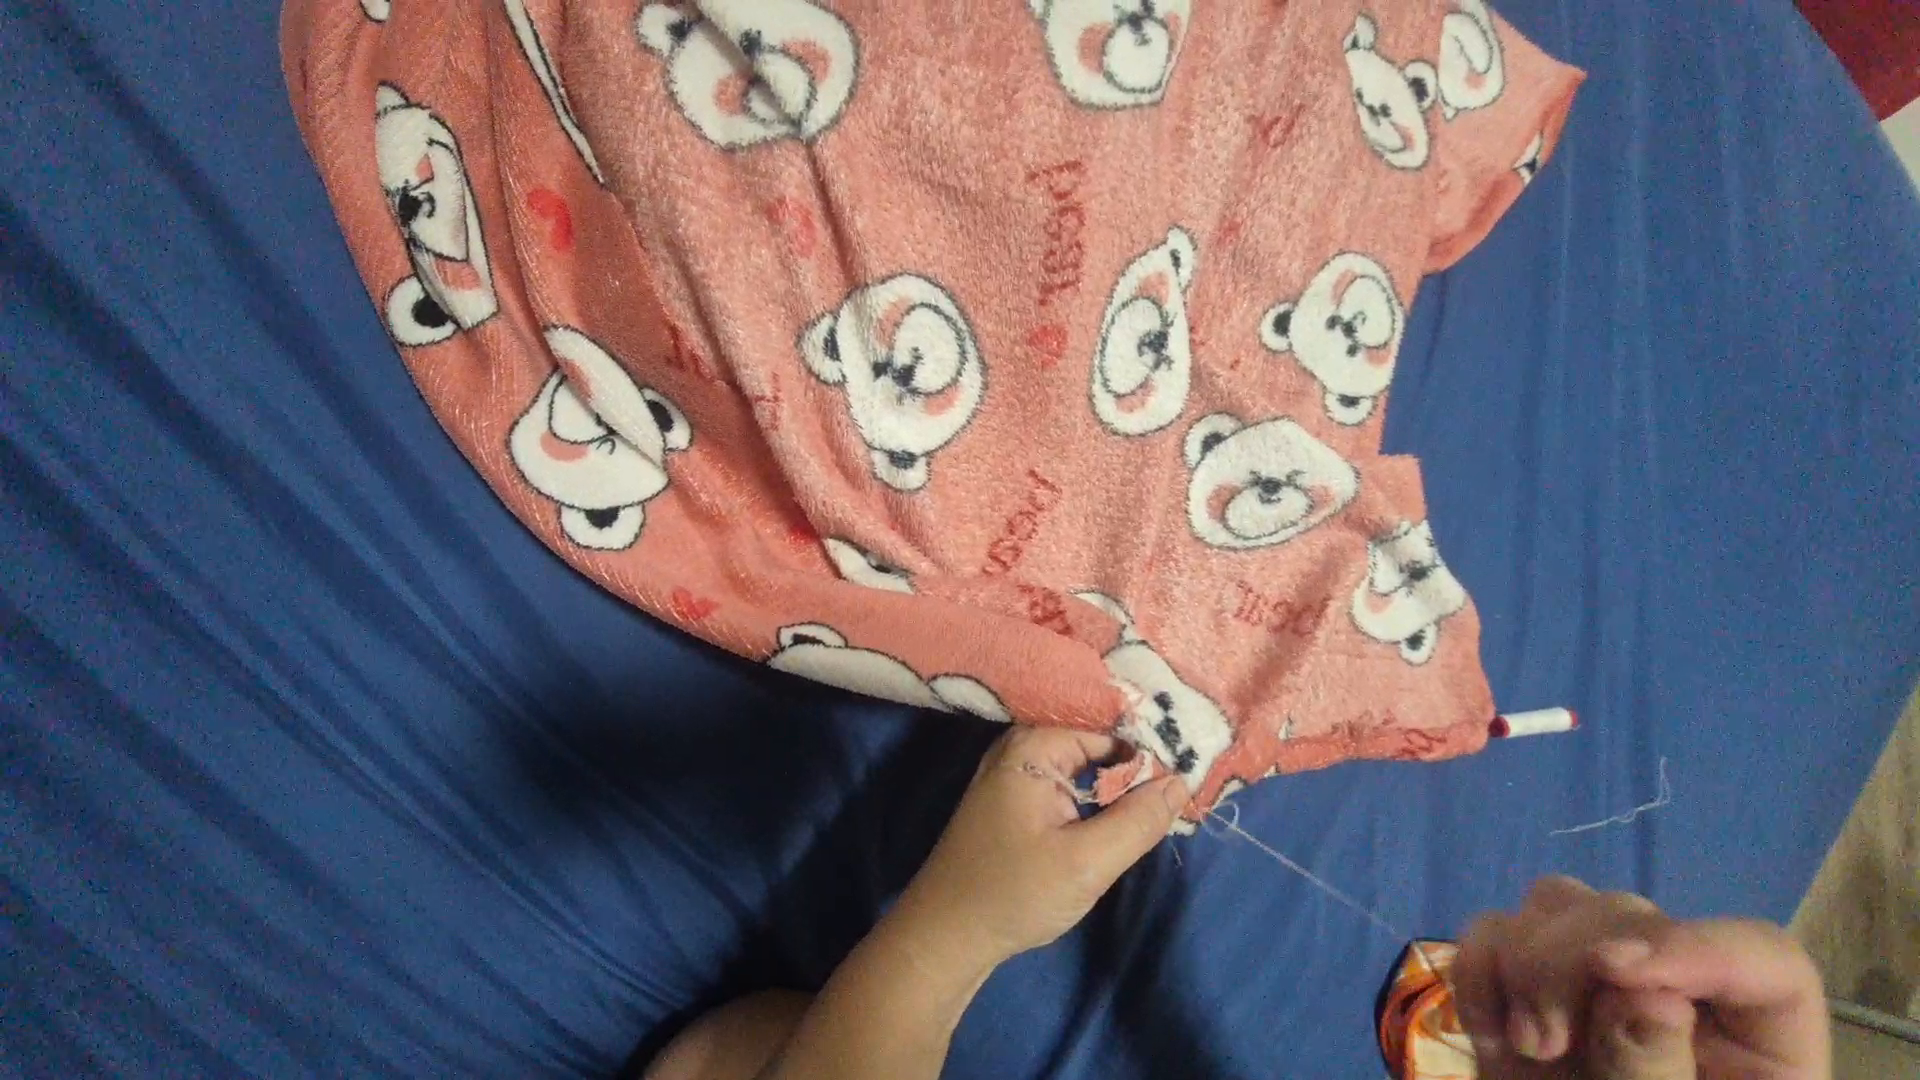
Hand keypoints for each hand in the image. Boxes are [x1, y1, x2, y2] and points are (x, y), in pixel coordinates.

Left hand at [892, 727, 1183, 968]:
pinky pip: (1066, 781)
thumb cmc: (1013, 892)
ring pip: (1083, 765)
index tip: (1192, 772)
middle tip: (1186, 787)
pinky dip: (1094, 795)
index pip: (1110, 731)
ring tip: (1165, 796)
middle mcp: (1020, 745)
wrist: (946, 933)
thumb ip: (1138, 820)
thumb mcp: (1086, 862)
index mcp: (1033, 745)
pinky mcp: (1013, 796)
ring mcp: (1013, 770)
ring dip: (1117, 783)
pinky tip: (1122, 812)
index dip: (1151, 751)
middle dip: (1136, 765)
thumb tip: (1181, 780)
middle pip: (1096, 743)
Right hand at [1455, 876, 1831, 1079]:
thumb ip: (1654, 1069)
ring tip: (1524, 1047)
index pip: (1759, 956)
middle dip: (1566, 964)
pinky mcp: (1522, 969)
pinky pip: (1490, 927)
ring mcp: (1591, 972)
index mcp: (1755, 1047)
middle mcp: (1678, 990)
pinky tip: (1487, 1034)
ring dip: (1521, 966)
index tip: (1615, 969)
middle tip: (1542, 1041)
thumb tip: (1652, 995)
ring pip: (1555, 905)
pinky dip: (1476, 969)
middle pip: (1628, 916)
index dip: (1692, 945)